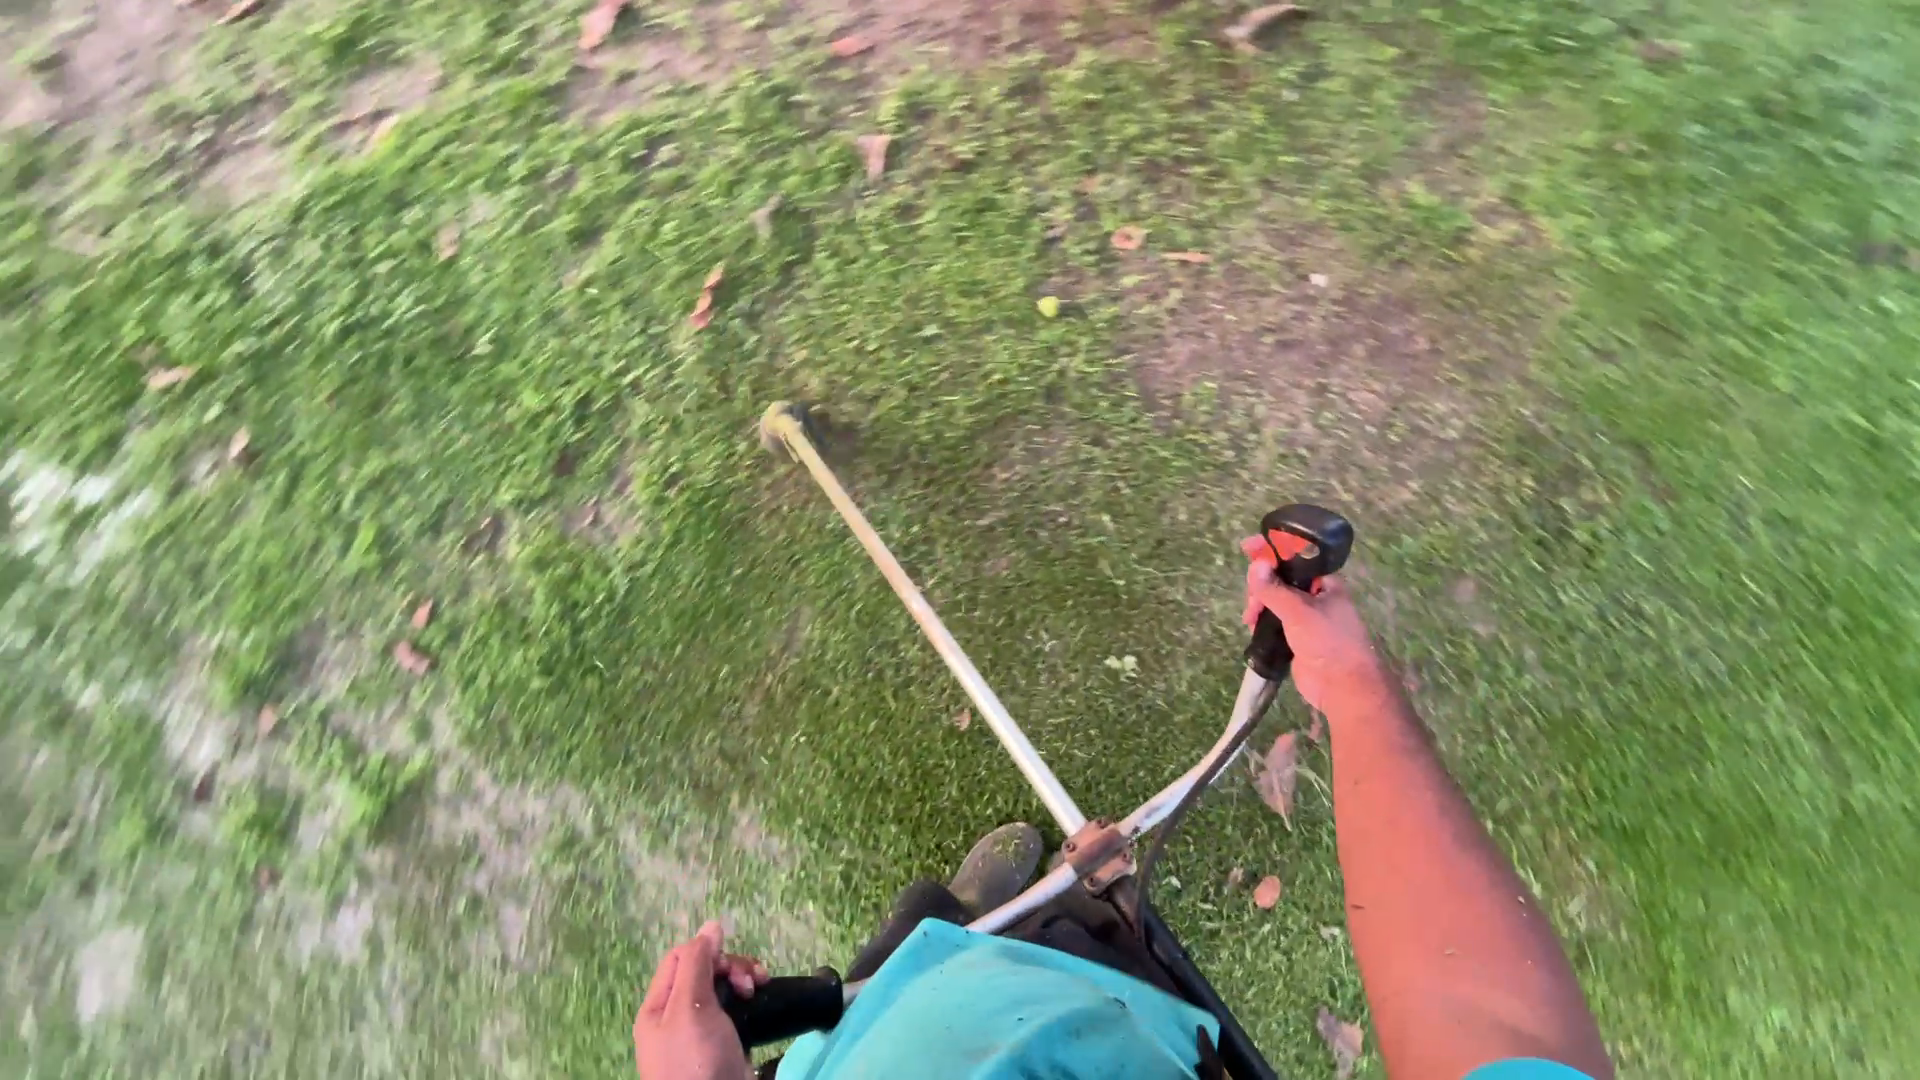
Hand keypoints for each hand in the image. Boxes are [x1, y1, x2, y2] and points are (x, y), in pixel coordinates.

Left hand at [634, 920, 768, 1079]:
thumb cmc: (695, 1061)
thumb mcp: (690, 1008)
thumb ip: (698, 963)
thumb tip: (711, 925)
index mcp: (658, 1007)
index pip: (681, 957)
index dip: (707, 952)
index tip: (728, 966)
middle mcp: (676, 1016)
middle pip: (704, 968)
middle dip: (731, 966)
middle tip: (750, 982)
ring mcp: (701, 1030)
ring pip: (723, 984)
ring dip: (744, 977)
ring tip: (760, 987)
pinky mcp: (723, 1041)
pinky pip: (735, 1005)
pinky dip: (750, 996)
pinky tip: (762, 997)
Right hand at [1240, 536, 1388, 714]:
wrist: (1343, 686)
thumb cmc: (1328, 641)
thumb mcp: (1298, 610)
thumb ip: (1274, 589)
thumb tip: (1255, 566)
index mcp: (1326, 583)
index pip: (1296, 558)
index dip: (1272, 551)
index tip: (1247, 547)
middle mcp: (1317, 597)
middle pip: (1281, 579)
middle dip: (1261, 586)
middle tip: (1252, 600)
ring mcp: (1307, 618)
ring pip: (1275, 600)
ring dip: (1259, 604)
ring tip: (1250, 618)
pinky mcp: (1297, 637)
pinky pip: (1275, 620)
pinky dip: (1262, 620)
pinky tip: (1252, 625)